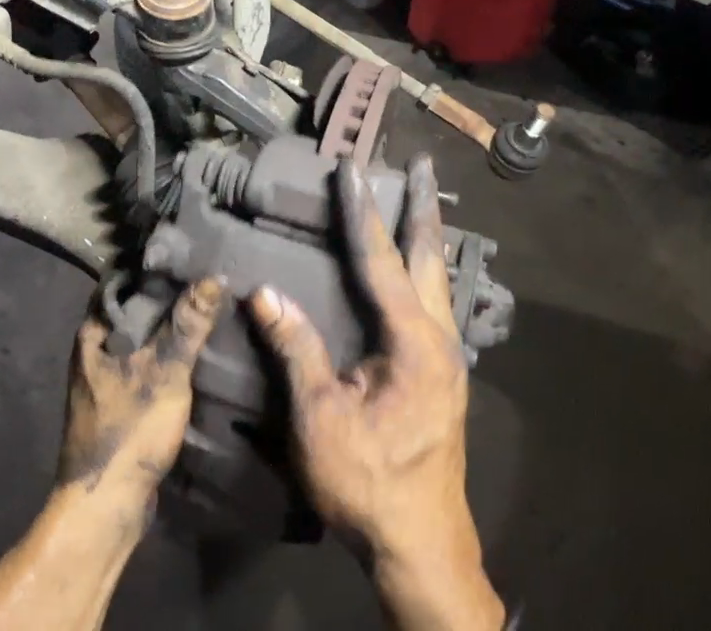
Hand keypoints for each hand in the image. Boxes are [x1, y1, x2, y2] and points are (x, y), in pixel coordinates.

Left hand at [57, 276, 227, 510]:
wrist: (106, 503)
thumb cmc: (129, 430)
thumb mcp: (164, 373)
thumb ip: (187, 325)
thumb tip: (213, 277)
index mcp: (93, 333)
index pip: (123, 283)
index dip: (153, 268)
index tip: (189, 255)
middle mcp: (93, 350)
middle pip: (134, 311)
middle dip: (167, 298)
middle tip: (208, 280)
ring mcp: (105, 379)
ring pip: (141, 341)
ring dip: (169, 330)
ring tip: (210, 312)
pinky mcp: (120, 403)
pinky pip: (146, 366)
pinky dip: (167, 358)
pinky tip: (197, 356)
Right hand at [248, 156, 479, 565]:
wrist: (420, 544)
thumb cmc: (367, 481)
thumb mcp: (320, 417)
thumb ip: (296, 350)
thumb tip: (263, 294)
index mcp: (415, 344)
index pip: (381, 263)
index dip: (361, 214)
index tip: (350, 170)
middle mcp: (440, 342)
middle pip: (430, 259)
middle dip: (423, 210)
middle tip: (423, 167)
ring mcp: (447, 361)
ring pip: (439, 282)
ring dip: (427, 238)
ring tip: (421, 204)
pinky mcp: (442, 378)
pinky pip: (435, 305)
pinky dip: (424, 272)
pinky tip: (416, 275)